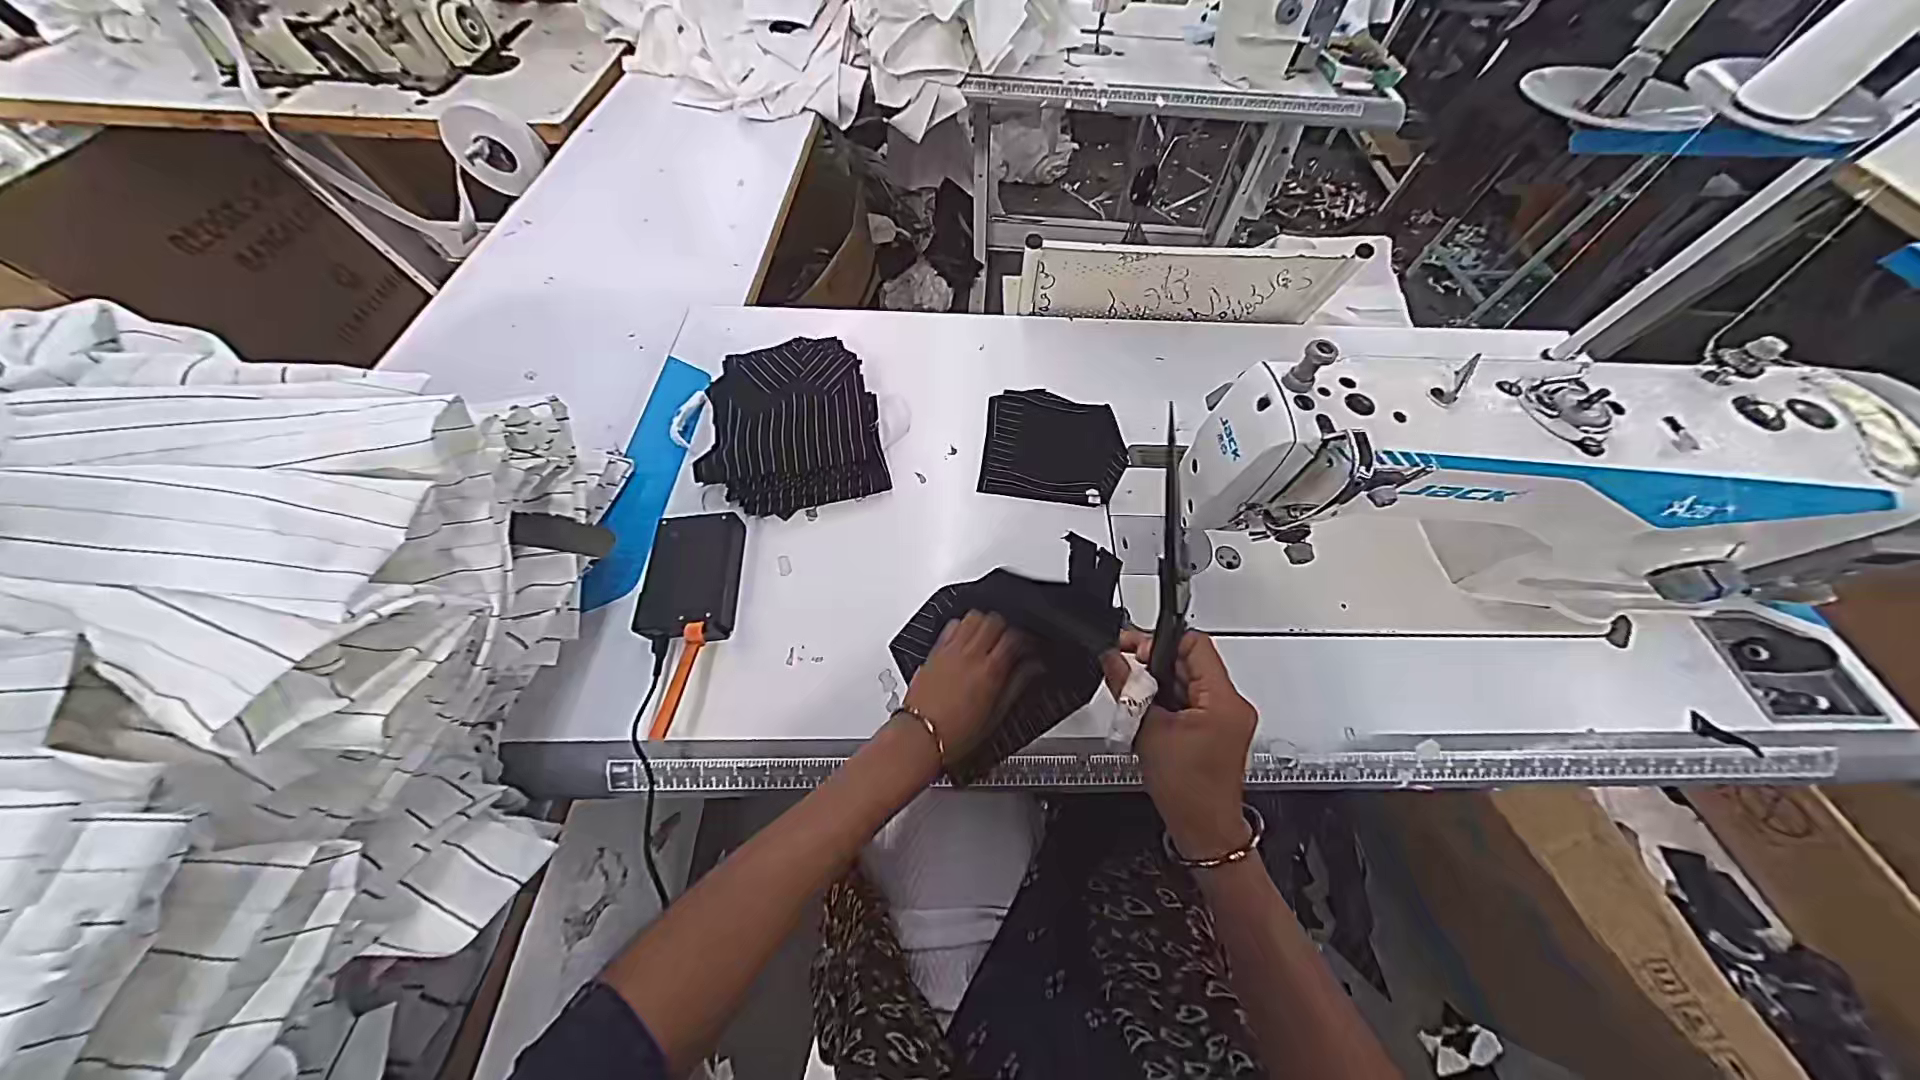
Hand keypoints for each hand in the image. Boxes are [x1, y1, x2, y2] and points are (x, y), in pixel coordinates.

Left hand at [901, 611, 1036, 766]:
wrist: (920, 736)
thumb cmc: (955, 734)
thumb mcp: (996, 715)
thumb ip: (1017, 685)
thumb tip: (1033, 668)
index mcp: (990, 671)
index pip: (1014, 638)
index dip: (1026, 638)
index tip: (1029, 646)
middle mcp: (970, 655)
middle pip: (995, 620)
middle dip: (1007, 627)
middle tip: (1011, 640)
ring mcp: (951, 650)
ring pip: (974, 617)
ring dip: (985, 623)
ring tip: (989, 637)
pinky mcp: (935, 651)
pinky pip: (952, 625)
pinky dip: (963, 625)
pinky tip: (966, 638)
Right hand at [1102, 628, 1257, 859]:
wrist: (1203, 828)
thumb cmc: (1188, 791)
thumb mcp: (1148, 731)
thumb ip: (1128, 688)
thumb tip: (1114, 660)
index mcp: (1223, 700)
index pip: (1195, 644)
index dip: (1160, 643)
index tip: (1135, 651)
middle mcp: (1231, 705)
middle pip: (1189, 661)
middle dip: (1154, 666)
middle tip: (1127, 675)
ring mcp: (1226, 717)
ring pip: (1187, 680)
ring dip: (1158, 685)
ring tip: (1137, 703)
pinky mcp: (1217, 727)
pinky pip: (1190, 699)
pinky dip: (1166, 701)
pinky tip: (1149, 717)